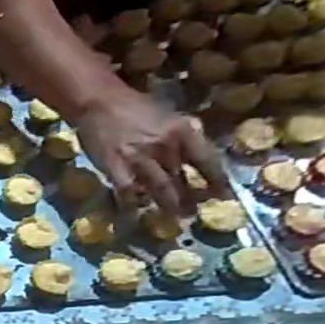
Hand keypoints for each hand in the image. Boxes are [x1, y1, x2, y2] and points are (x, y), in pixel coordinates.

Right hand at [76, 85, 225, 217]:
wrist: (99, 103)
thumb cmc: (134, 106)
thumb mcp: (168, 115)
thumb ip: (182, 133)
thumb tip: (194, 151)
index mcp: (183, 132)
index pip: (207, 161)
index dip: (217, 181)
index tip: (224, 196)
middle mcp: (165, 147)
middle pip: (183, 179)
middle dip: (190, 199)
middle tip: (194, 215)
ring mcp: (139, 159)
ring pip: (159, 189)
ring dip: (167, 206)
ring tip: (173, 220)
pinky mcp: (115, 167)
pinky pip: (126, 192)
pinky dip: (130, 206)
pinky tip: (132, 217)